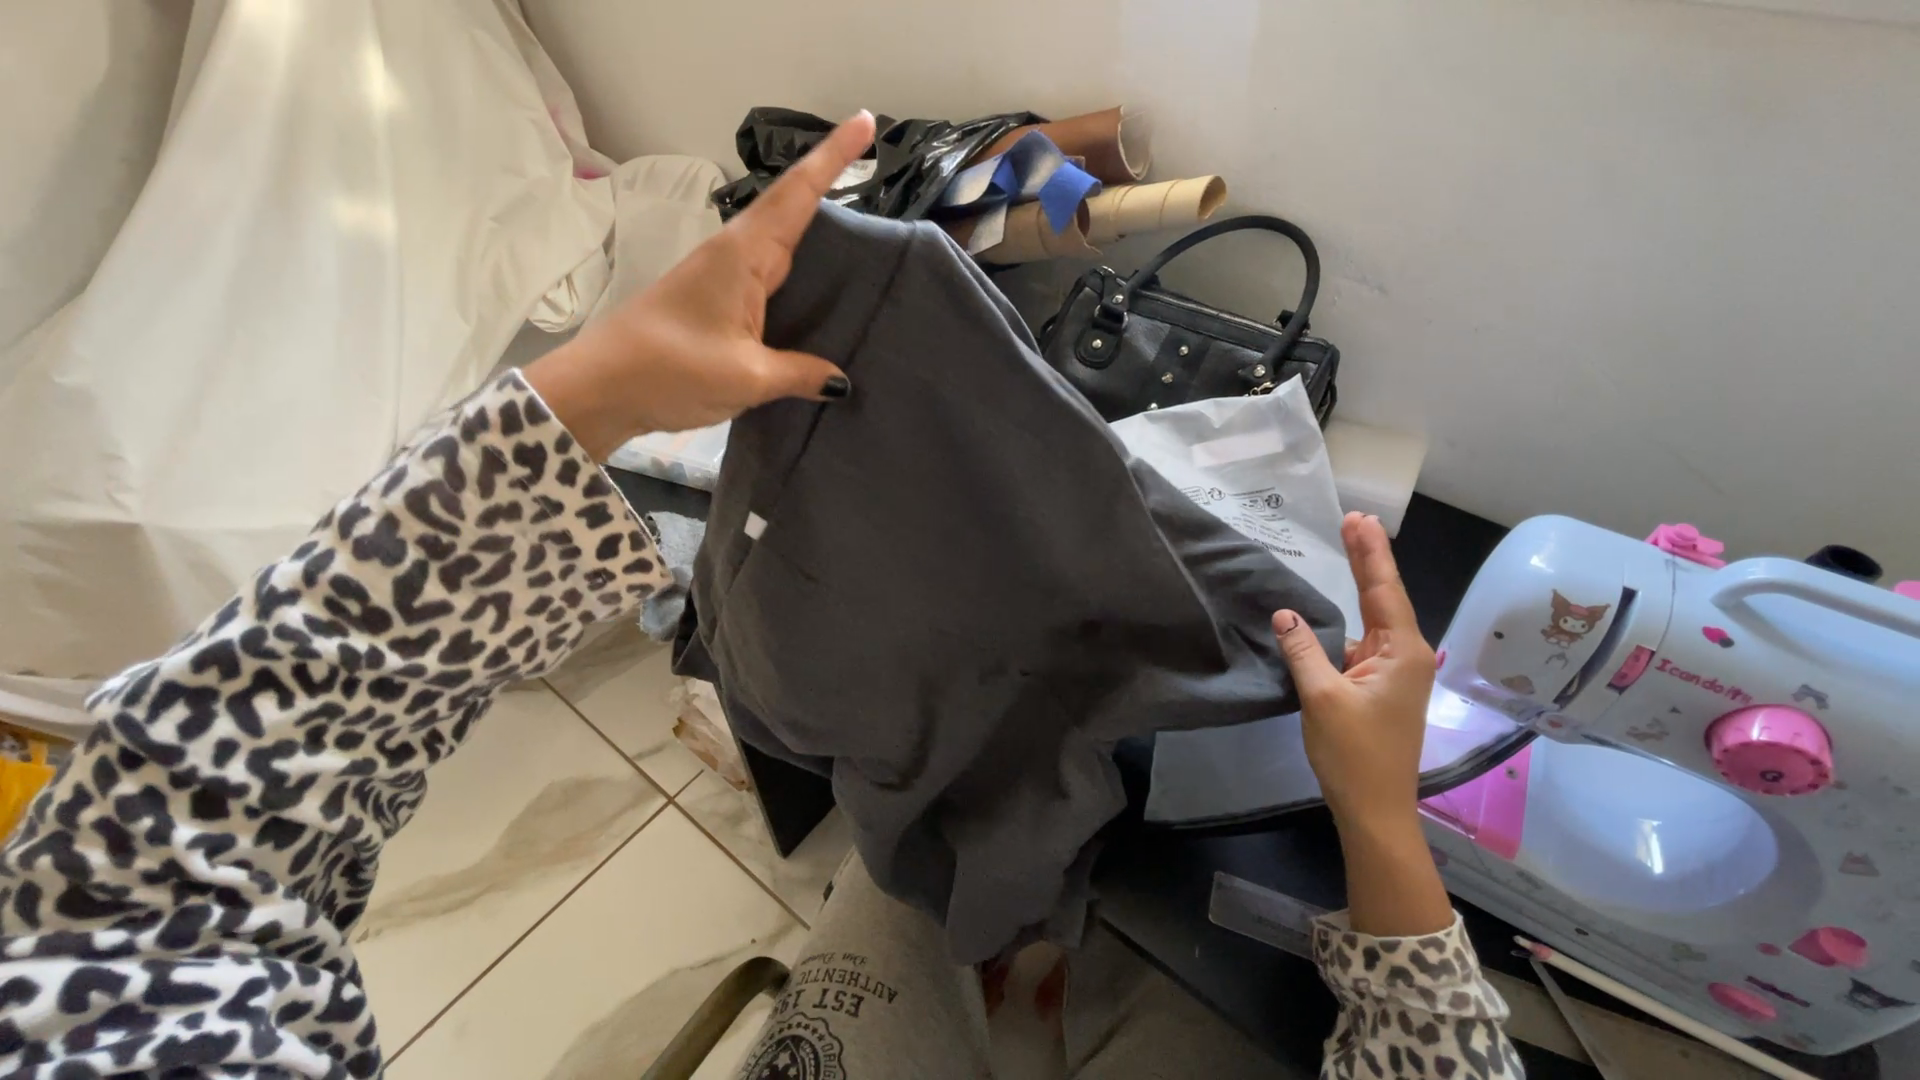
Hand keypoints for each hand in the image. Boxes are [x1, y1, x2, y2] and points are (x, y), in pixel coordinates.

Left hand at [523, 111, 878, 459]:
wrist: (600, 389)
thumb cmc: (670, 371)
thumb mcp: (746, 377)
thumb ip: (799, 373)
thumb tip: (840, 380)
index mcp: (743, 257)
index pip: (797, 196)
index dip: (832, 158)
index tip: (865, 121)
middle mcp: (734, 256)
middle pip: (792, 212)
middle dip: (831, 188)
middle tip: (878, 177)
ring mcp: (722, 279)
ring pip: (781, 246)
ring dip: (817, 236)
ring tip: (865, 243)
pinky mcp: (716, 303)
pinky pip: (771, 279)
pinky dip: (800, 277)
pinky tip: (820, 298)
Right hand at [1272, 512, 1436, 828]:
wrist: (1376, 809)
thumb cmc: (1353, 753)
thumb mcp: (1322, 697)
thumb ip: (1304, 650)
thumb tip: (1286, 614)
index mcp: (1402, 653)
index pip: (1384, 590)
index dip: (1370, 553)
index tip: (1358, 520)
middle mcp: (1407, 656)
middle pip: (1384, 597)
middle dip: (1369, 559)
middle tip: (1355, 521)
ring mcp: (1396, 673)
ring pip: (1372, 621)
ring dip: (1359, 588)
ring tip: (1347, 548)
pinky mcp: (1381, 688)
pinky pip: (1362, 644)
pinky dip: (1346, 623)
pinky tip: (1328, 613)